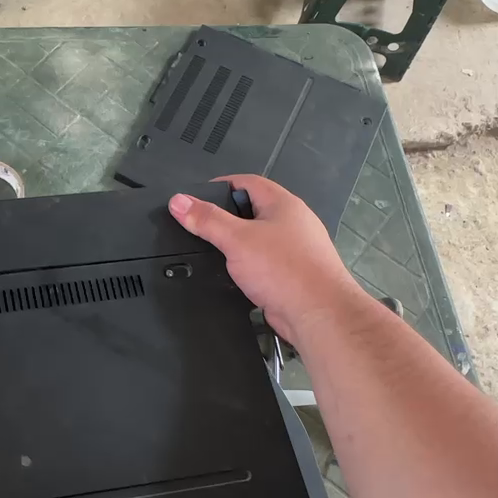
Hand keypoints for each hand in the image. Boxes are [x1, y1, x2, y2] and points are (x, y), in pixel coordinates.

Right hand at [168, 175, 355, 343]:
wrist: (319, 314)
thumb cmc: (284, 269)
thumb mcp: (237, 239)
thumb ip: (207, 220)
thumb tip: (178, 200)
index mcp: (283, 204)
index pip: (247, 182)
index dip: (220, 186)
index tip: (195, 199)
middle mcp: (293, 223)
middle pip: (253, 209)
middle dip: (226, 216)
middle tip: (201, 226)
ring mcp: (295, 249)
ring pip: (259, 238)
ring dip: (237, 243)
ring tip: (214, 251)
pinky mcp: (292, 274)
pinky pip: (264, 262)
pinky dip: (247, 265)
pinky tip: (234, 275)